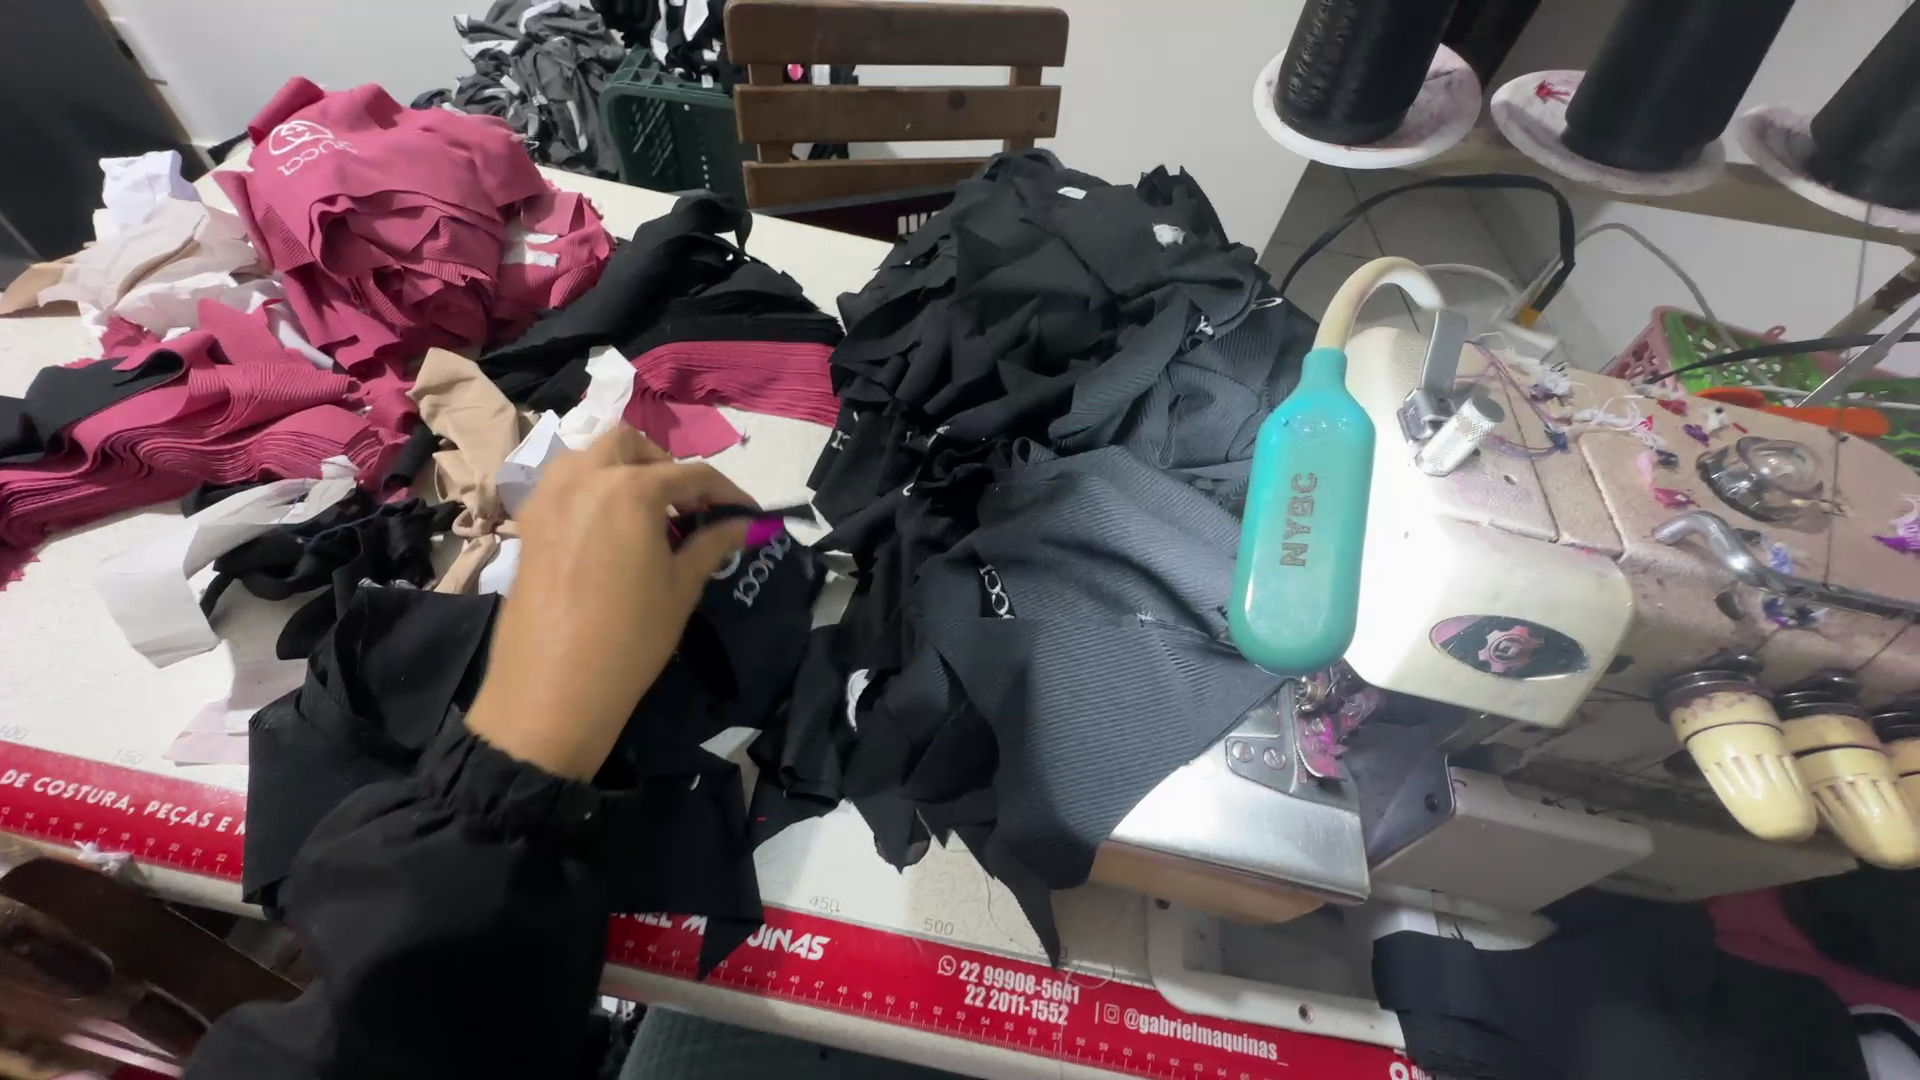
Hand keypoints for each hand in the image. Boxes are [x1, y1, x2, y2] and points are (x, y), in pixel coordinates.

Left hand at [465, 426, 751, 779]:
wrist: (553, 690)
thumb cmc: (631, 636)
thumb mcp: (682, 586)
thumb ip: (714, 543)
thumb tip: (745, 525)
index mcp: (631, 489)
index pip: (693, 474)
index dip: (728, 492)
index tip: (749, 513)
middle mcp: (586, 478)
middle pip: (633, 445)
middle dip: (667, 466)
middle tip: (690, 508)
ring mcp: (549, 498)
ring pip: (591, 455)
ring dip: (626, 468)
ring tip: (649, 513)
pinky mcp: (528, 523)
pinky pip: (564, 483)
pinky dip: (593, 488)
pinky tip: (610, 529)